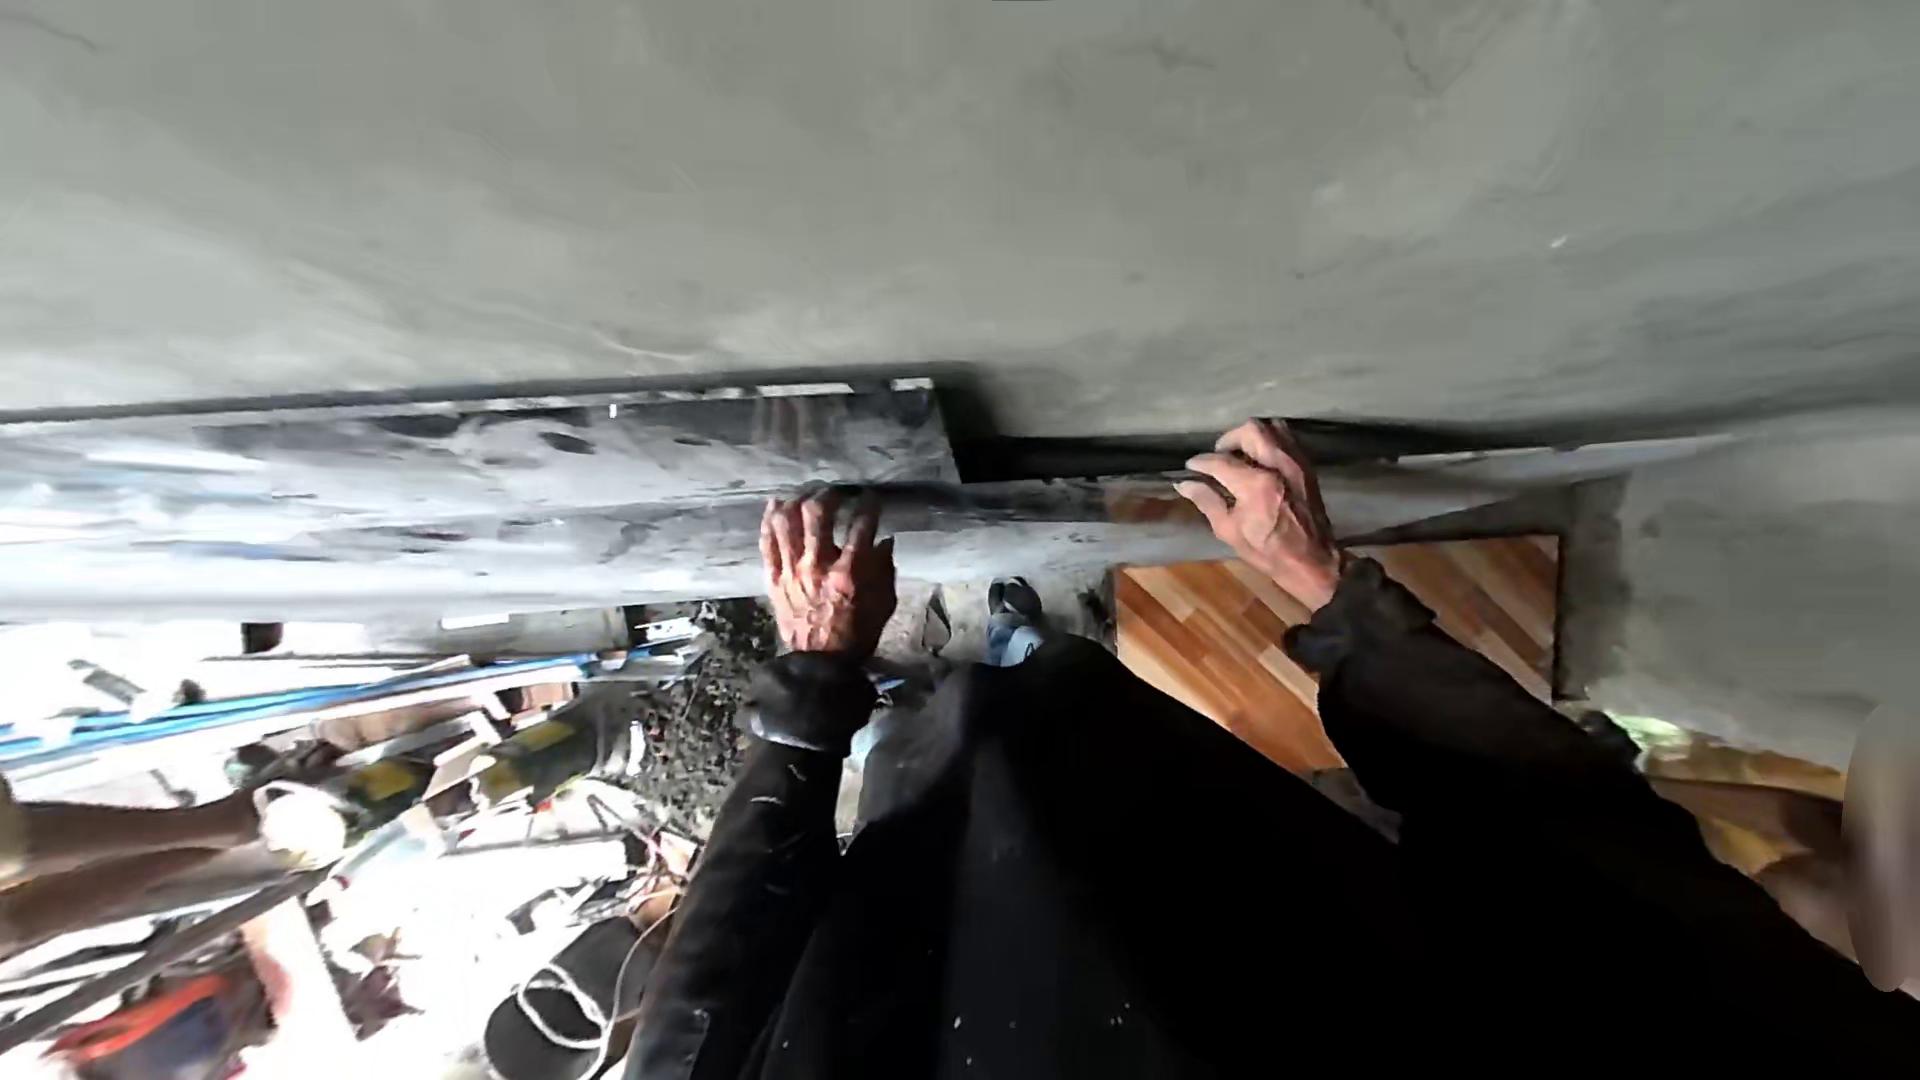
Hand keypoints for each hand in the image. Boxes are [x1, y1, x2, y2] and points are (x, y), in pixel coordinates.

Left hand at [761, 489, 896, 657]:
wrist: (821, 663)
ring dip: (797, 500)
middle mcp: (817, 566)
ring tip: (806, 494)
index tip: (871, 497)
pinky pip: (767, 542)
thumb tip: (884, 541)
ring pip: (786, 521)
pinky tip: (776, 505)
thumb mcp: (884, 603)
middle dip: (828, 494)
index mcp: (849, 574)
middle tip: (836, 491)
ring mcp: (791, 571)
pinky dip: (770, 520)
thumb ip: (885, 569)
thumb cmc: (857, 633)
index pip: (861, 526)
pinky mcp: (773, 578)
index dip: (869, 505)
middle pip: (816, 514)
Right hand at [1176, 419, 1344, 610]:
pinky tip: (1257, 461)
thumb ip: (1206, 500)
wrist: (1311, 559)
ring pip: (1272, 428)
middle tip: (1218, 456)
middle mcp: (1278, 465)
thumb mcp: (1228, 529)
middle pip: (1251, 430)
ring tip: (1239, 456)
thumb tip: (1184, 483)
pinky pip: (1286, 439)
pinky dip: (1268, 442)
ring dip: (1251, 437)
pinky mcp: (1306, 466)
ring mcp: (1296, 463)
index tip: (1191, 467)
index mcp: (1256, 485)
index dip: (1201, 462)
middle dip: (1228, 439)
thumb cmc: (1266, 549)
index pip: (1221, 461)